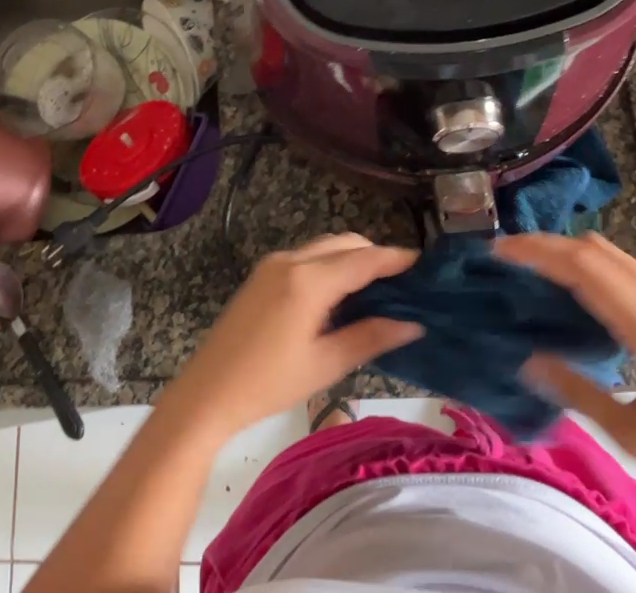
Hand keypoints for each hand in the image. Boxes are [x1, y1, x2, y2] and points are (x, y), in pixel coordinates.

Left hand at [158, 233, 422, 440]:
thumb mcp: (325, 364)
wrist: (206, 393)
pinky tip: (343, 297)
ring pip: (324, 248)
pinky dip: (330, 266)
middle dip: (376, 256)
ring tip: (379, 292)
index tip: (428, 266)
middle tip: (405, 285)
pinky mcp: (261, 276)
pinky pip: (306, 259)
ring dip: (352, 259)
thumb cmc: (268, 383)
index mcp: (307, 280)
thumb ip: (370, 337)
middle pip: (344, 243)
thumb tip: (413, 323)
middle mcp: (290, 261)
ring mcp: (272, 265)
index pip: (364, 259)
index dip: (397, 259)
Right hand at [495, 233, 635, 506]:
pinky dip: (593, 268)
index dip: (538, 252)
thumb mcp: (633, 433)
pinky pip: (630, 272)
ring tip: (532, 269)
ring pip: (615, 256)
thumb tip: (528, 361)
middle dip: (548, 244)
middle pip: (598, 250)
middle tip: (507, 255)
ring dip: (571, 253)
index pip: (585, 268)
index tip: (499, 249)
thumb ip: (578, 392)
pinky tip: (576, 291)